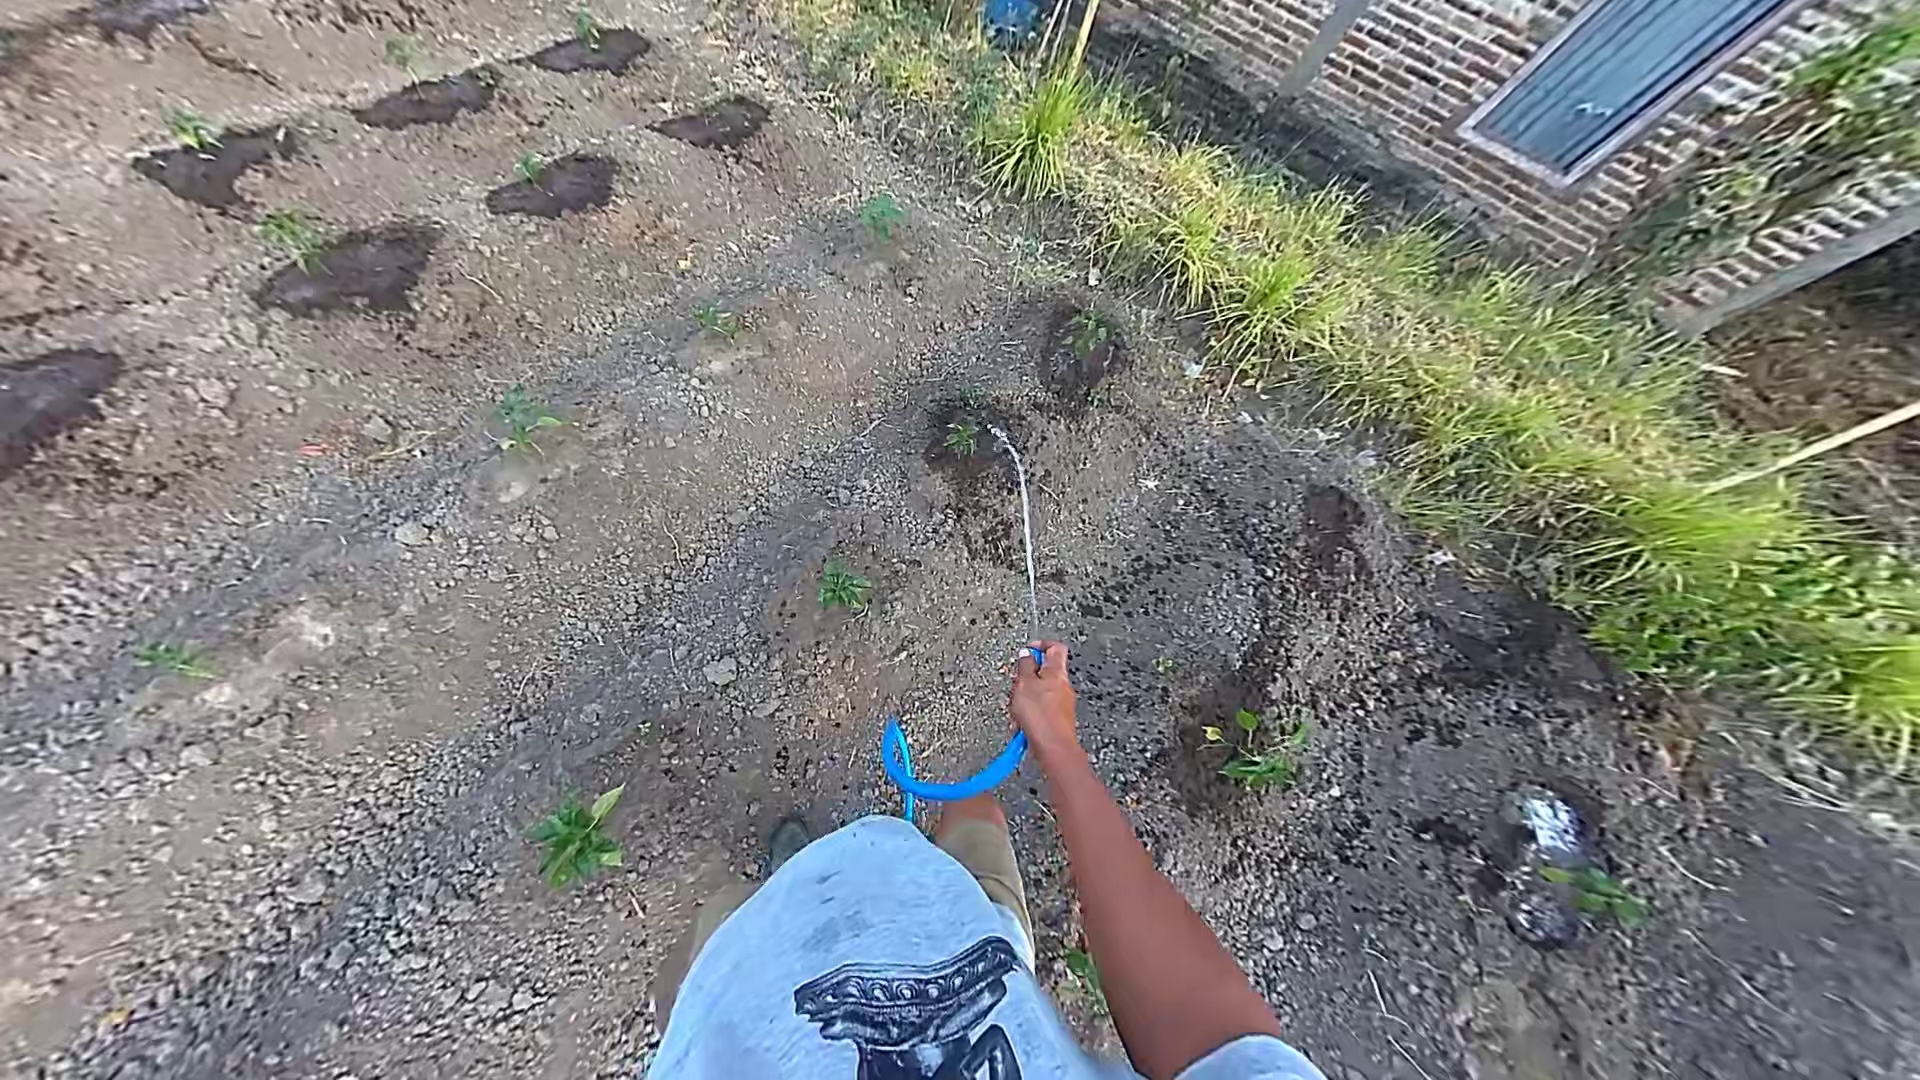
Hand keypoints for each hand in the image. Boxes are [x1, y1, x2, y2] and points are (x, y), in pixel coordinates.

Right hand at [1010, 641, 1080, 770]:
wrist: (1053, 748)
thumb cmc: (1040, 716)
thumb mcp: (1024, 683)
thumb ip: (1024, 665)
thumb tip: (1026, 653)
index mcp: (1057, 672)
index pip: (1055, 647)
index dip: (1040, 646)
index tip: (1026, 651)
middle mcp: (1063, 685)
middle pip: (1043, 671)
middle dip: (1026, 678)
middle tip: (1016, 685)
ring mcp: (1061, 703)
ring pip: (1039, 692)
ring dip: (1024, 698)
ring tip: (1017, 709)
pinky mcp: (1056, 719)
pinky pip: (1039, 709)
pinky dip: (1028, 713)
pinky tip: (1021, 723)